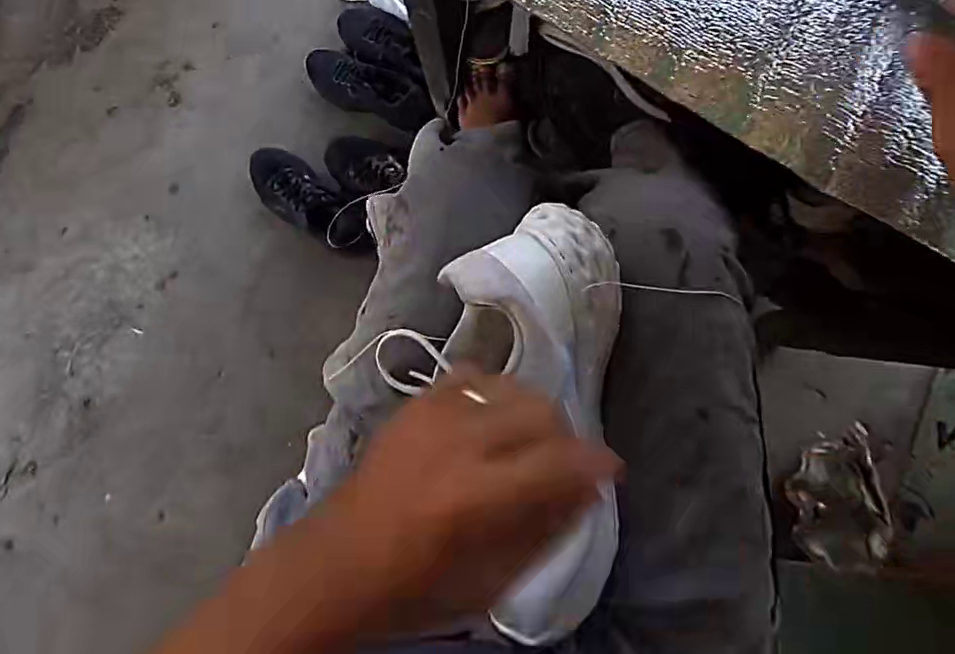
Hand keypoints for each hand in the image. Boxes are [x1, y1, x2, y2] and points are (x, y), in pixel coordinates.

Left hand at [295, 368, 619, 637]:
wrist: (344, 554)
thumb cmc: (418, 581)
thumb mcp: (491, 578)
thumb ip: (543, 530)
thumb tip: (586, 490)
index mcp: (478, 492)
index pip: (556, 460)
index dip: (594, 461)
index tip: (610, 467)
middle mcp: (459, 438)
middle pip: (537, 409)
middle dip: (563, 433)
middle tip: (563, 459)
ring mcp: (433, 411)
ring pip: (506, 384)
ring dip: (528, 408)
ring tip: (526, 437)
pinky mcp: (416, 401)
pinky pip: (468, 374)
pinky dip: (489, 391)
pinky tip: (487, 416)